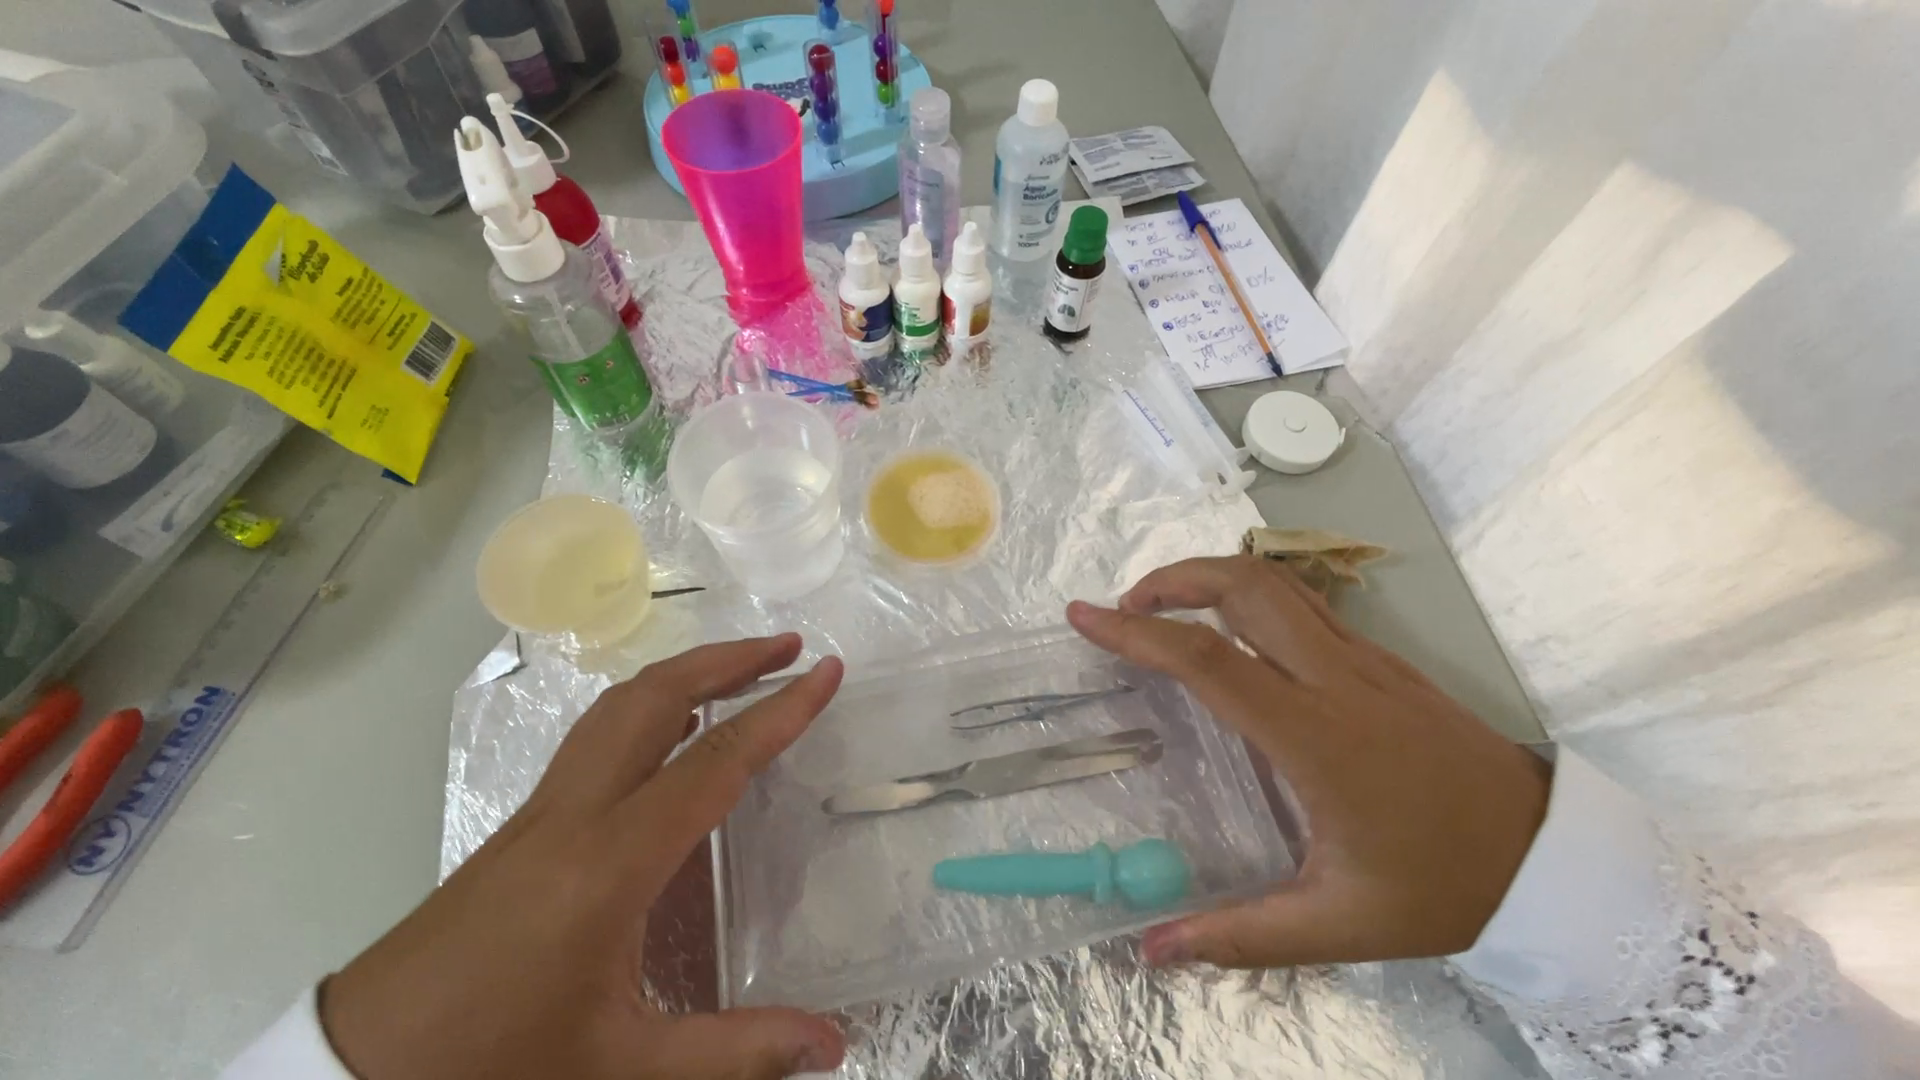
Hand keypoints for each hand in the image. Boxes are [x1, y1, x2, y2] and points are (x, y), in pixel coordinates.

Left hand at [322, 635, 847, 1079]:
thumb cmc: (494, 1063)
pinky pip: (599, 732)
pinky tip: (675, 727)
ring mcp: (545, 807)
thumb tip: (833, 1045)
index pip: (714, 762)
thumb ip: (736, 1050)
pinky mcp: (526, 818)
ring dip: (688, 672)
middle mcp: (578, 811)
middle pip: (657, 699)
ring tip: (744, 668)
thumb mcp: (623, 1066)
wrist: (360, 1067)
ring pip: (621, 706)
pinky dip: (652, 702)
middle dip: (730, 660)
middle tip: (791, 647)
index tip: (826, 673)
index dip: (779, 712)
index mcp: (612, 863)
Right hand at [1066, 556, 1550, 968]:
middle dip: (1172, 578)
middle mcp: (1335, 679)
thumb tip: (1150, 951)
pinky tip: (1230, 636)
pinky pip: (1302, 604)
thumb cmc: (1441, 885)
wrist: (1553, 855)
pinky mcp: (1382, 660)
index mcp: (1313, 735)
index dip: (1135, 631)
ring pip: (1276, 583)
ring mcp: (1364, 659)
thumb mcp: (1339, 924)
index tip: (1083, 617)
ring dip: (1209, 579)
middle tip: (1126, 608)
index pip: (1206, 659)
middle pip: (1243, 586)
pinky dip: (1246, 597)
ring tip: (1165, 610)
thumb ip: (1239, 935)